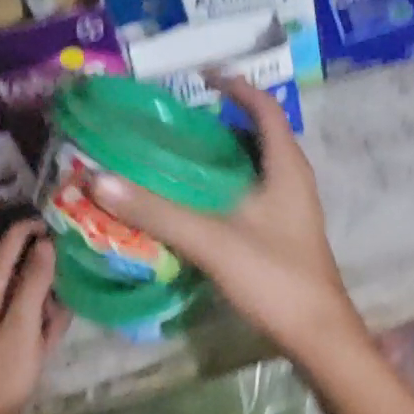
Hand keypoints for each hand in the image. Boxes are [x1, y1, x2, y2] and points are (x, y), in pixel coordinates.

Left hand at [0, 220, 71, 413]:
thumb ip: (34, 281)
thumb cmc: (2, 372)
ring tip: (69, 296)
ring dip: (48, 288)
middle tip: (78, 261)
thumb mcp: (23, 325)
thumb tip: (46, 242)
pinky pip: (26, 305)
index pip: (14, 237)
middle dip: (49, 259)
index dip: (39, 226)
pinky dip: (42, 309)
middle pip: (22, 257)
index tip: (70, 224)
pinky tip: (54, 323)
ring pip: (27, 282)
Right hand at [93, 78, 367, 359]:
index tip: (202, 78)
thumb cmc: (274, 277)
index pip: (265, 108)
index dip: (237, 87)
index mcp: (286, 167)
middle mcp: (294, 180)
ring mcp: (293, 209)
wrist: (317, 335)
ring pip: (257, 167)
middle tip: (177, 121)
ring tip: (179, 155)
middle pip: (260, 135)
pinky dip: (226, 186)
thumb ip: (155, 211)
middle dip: (222, 122)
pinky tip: (196, 202)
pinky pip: (255, 194)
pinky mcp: (286, 234)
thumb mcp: (211, 240)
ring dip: (224, 156)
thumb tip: (96, 180)